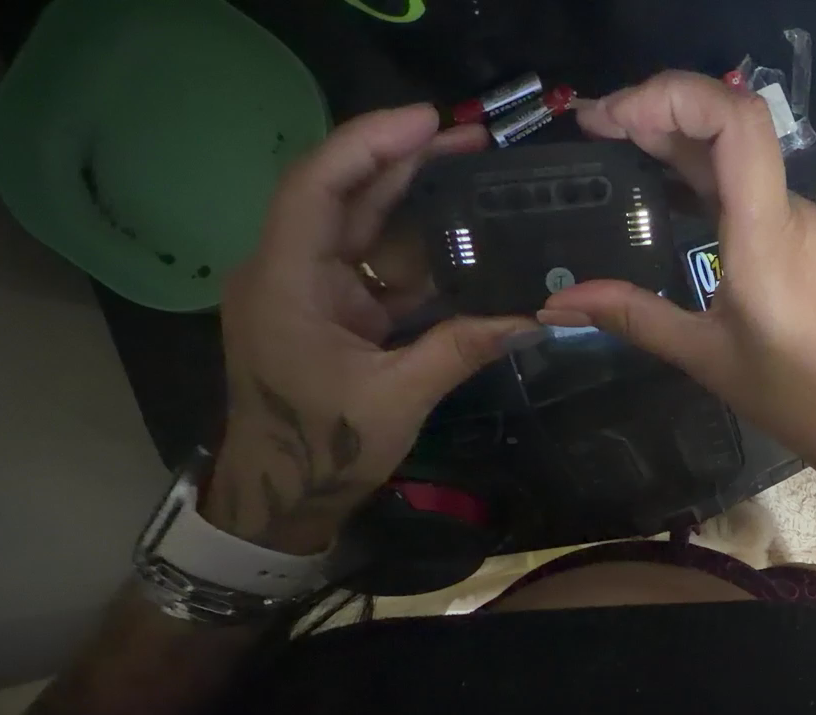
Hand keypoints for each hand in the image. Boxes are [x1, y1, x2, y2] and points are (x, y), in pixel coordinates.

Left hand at [205, 106, 536, 553]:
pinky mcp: (331, 314)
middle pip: (344, 195)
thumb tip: (534, 319)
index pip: (320, 186)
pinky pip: (374, 269)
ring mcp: (311, 292)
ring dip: (412, 203)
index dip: (371, 144)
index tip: (428, 120)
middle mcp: (290, 270)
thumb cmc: (324, 447)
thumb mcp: (398, 398)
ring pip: (360, 228)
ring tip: (472, 175)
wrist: (281, 493)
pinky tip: (459, 243)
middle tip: (469, 139)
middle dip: (403, 162)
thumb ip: (462, 349)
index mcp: (287, 281)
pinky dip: (415, 256)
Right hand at [540, 73, 815, 480]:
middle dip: (661, 117)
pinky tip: (675, 202)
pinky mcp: (813, 245)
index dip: (671, 95)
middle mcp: (794, 214)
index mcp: (767, 235)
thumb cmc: (795, 395)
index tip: (613, 117)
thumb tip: (559, 305)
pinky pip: (758, 196)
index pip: (735, 120)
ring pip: (744, 165)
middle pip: (732, 132)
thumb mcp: (706, 357)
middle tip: (598, 131)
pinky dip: (711, 184)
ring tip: (624, 157)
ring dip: (684, 149)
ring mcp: (809, 227)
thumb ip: (634, 317)